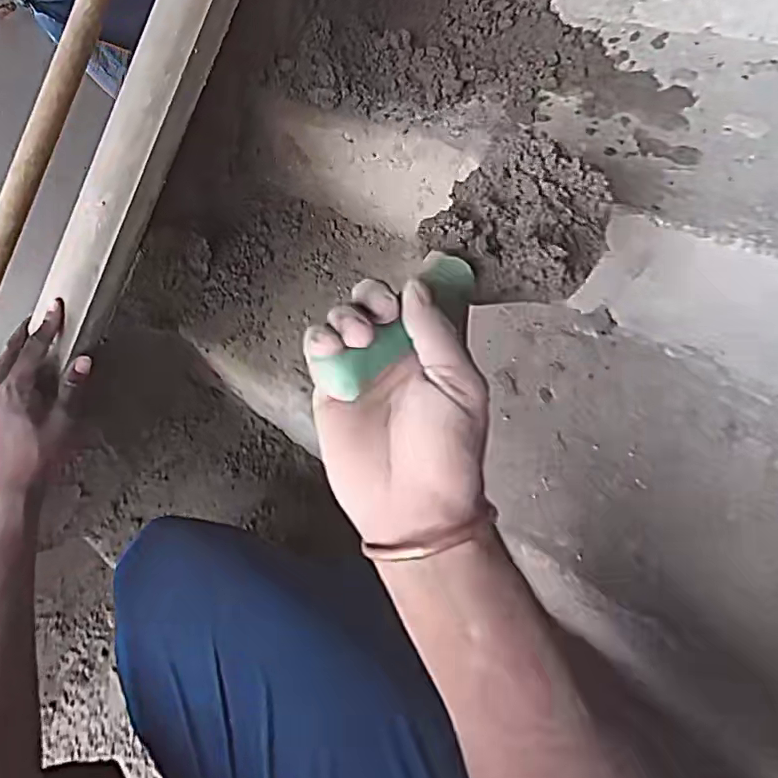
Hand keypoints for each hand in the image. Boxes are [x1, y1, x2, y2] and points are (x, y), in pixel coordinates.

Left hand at [0, 299, 92, 503]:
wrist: (11, 491)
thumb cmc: (36, 461)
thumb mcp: (62, 424)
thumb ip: (72, 389)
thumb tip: (83, 361)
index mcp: (14, 388)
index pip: (33, 347)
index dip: (47, 326)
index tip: (57, 307)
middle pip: (13, 350)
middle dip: (28, 330)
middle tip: (43, 316)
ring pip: (4, 363)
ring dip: (19, 347)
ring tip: (33, 337)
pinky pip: (1, 376)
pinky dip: (13, 364)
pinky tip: (21, 371)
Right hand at [303, 260, 491, 546]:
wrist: (410, 505)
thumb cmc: (446, 452)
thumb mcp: (460, 386)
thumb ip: (436, 333)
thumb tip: (415, 288)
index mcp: (431, 352)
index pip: (418, 304)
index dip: (415, 285)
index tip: (417, 272)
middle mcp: (393, 354)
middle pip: (374, 303)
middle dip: (373, 296)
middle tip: (380, 313)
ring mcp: (359, 368)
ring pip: (342, 318)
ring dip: (346, 316)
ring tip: (358, 339)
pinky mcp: (329, 386)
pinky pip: (317, 347)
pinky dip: (319, 338)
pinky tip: (332, 348)